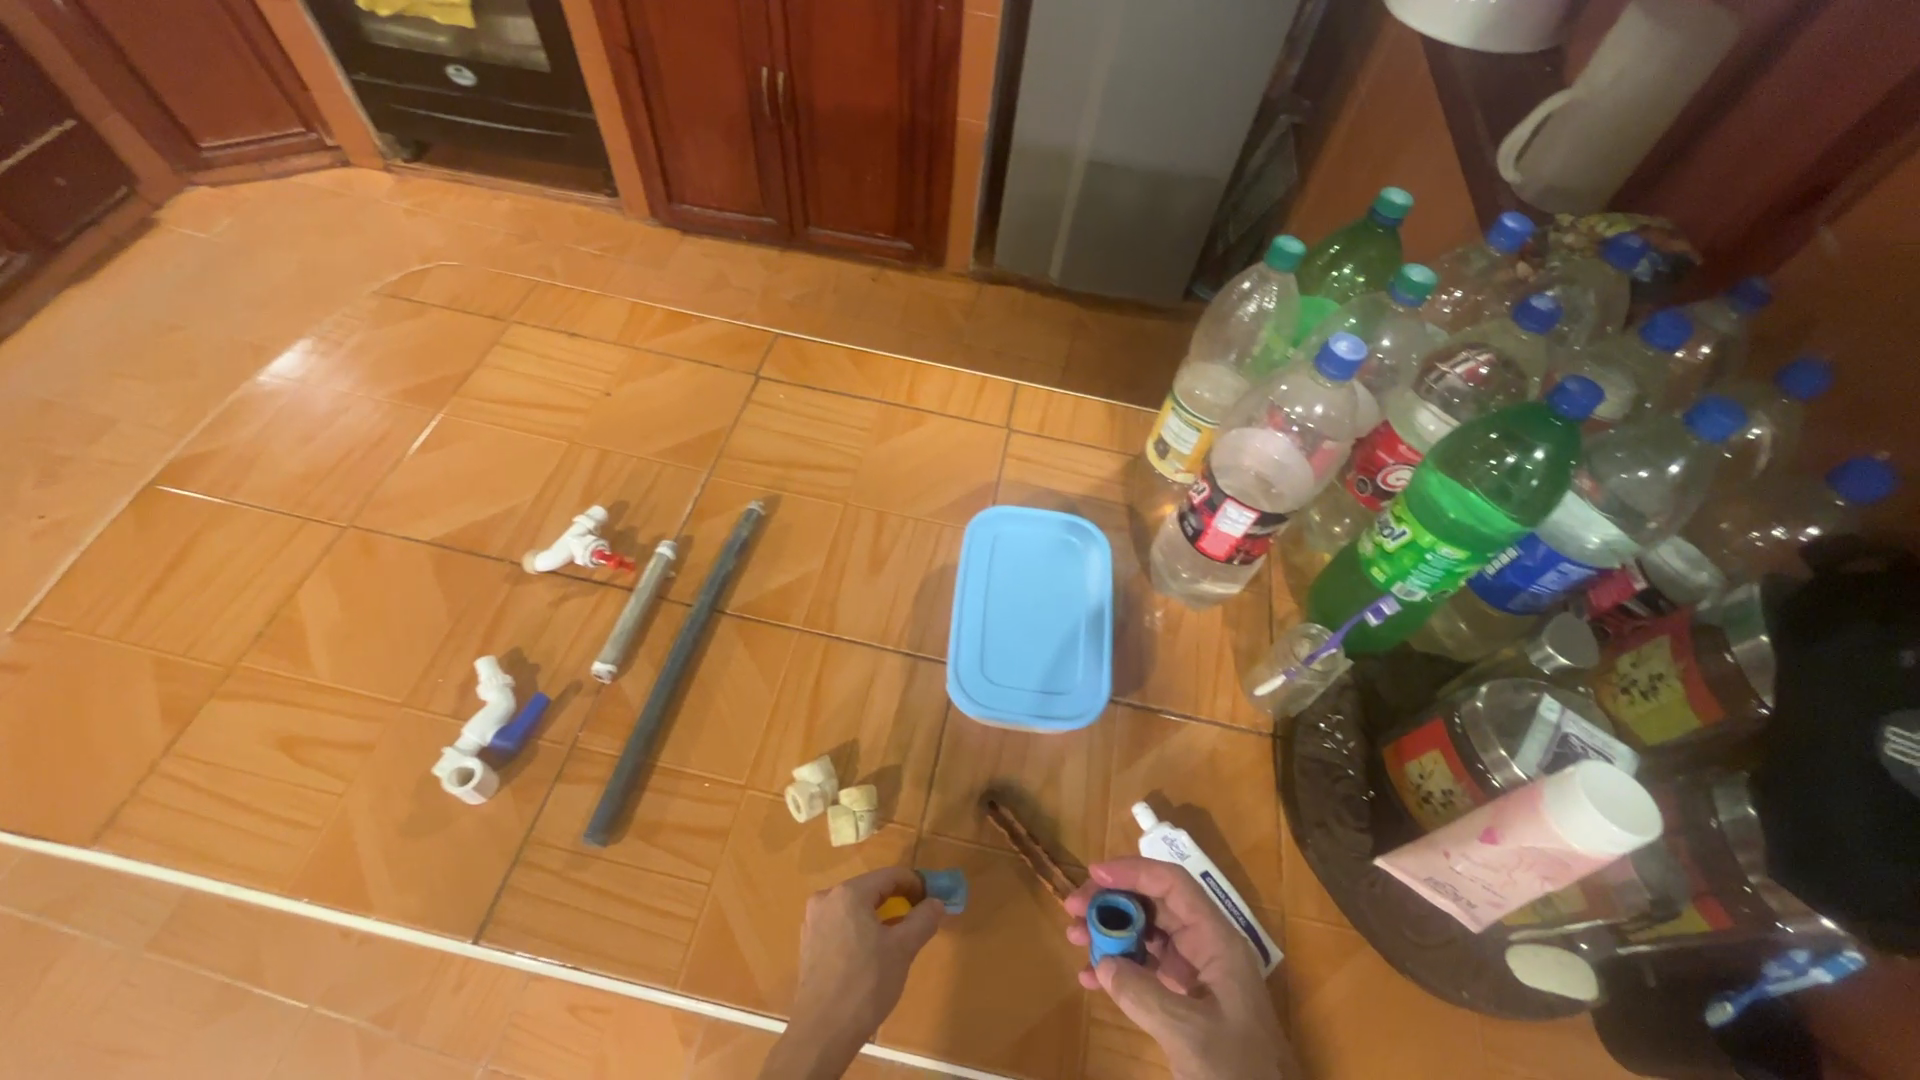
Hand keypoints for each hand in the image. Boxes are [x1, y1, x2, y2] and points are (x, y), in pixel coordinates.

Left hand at [761, 867, 945, 1078]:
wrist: (823, 1030)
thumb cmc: (867, 983)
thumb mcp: (903, 949)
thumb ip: (923, 919)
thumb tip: (936, 903)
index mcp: (848, 894)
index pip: (889, 876)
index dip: (915, 884)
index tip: (932, 899)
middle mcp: (826, 899)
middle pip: (870, 889)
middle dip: (897, 900)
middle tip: (918, 917)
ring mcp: (813, 921)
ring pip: (855, 908)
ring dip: (879, 916)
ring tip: (898, 937)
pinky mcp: (809, 943)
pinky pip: (841, 925)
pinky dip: (860, 929)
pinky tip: (872, 953)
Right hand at [1066, 858, 1297, 1079]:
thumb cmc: (1240, 1073)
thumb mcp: (1190, 1035)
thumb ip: (1143, 994)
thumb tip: (1102, 962)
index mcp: (1218, 941)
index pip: (1174, 885)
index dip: (1134, 872)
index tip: (1093, 875)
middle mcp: (1207, 947)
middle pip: (1156, 903)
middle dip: (1113, 901)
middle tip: (1073, 908)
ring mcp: (1197, 972)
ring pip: (1148, 932)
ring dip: (1111, 931)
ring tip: (1074, 937)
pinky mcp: (1187, 999)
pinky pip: (1147, 968)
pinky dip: (1119, 967)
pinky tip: (1089, 977)